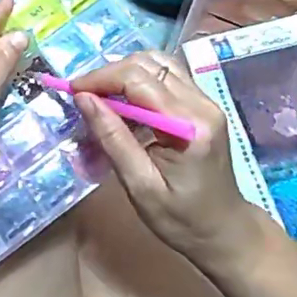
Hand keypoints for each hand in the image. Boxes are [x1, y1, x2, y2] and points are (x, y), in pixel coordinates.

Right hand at [73, 50, 265, 272]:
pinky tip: (124, 101)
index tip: (72, 91)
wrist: (224, 233)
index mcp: (188, 125)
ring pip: (155, 63)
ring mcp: (204, 101)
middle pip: (146, 64)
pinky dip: (137, 79)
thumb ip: (112, 138)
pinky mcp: (200, 104)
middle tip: (83, 96)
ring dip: (122, 73)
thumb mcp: (140, 185)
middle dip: (108, 74)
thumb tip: (83, 98)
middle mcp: (201, 104)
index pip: (138, 79)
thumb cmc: (181, 218)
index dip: (100, 78)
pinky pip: (164, 75)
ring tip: (101, 96)